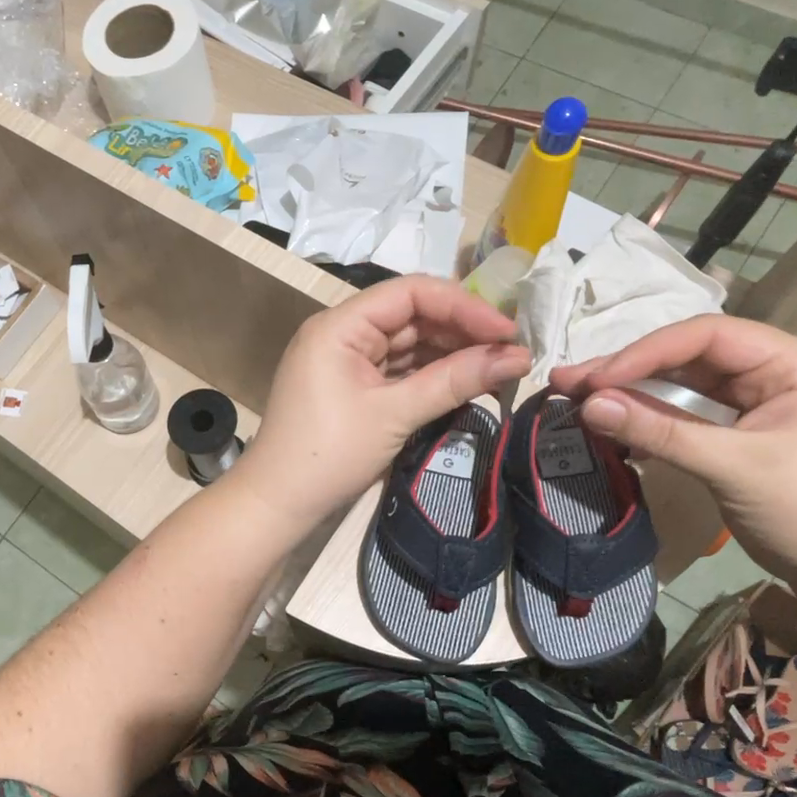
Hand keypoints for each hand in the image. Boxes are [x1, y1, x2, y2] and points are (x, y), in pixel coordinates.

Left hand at [232, 277, 530, 531]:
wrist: (277, 503)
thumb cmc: (329, 455)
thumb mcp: (394, 414)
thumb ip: (455, 380)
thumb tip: (519, 357)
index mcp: (339, 326)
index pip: (410, 293)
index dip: (463, 305)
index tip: (507, 330)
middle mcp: (341, 333)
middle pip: (411, 316)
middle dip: (462, 331)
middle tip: (512, 353)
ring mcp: (344, 361)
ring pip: (407, 344)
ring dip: (451, 354)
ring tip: (500, 369)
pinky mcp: (350, 388)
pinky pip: (397, 370)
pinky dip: (430, 376)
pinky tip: (466, 383)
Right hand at [549, 315, 796, 594]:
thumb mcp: (736, 466)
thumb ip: (661, 431)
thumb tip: (587, 404)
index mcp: (794, 363)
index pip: (706, 336)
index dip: (644, 351)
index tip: (592, 379)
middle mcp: (775, 377)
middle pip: (689, 360)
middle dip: (627, 372)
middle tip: (566, 384)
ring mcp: (757, 413)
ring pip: (683, 393)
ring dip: (632, 399)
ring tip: (577, 405)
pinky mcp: (742, 446)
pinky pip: (687, 424)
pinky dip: (650, 427)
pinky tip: (613, 432)